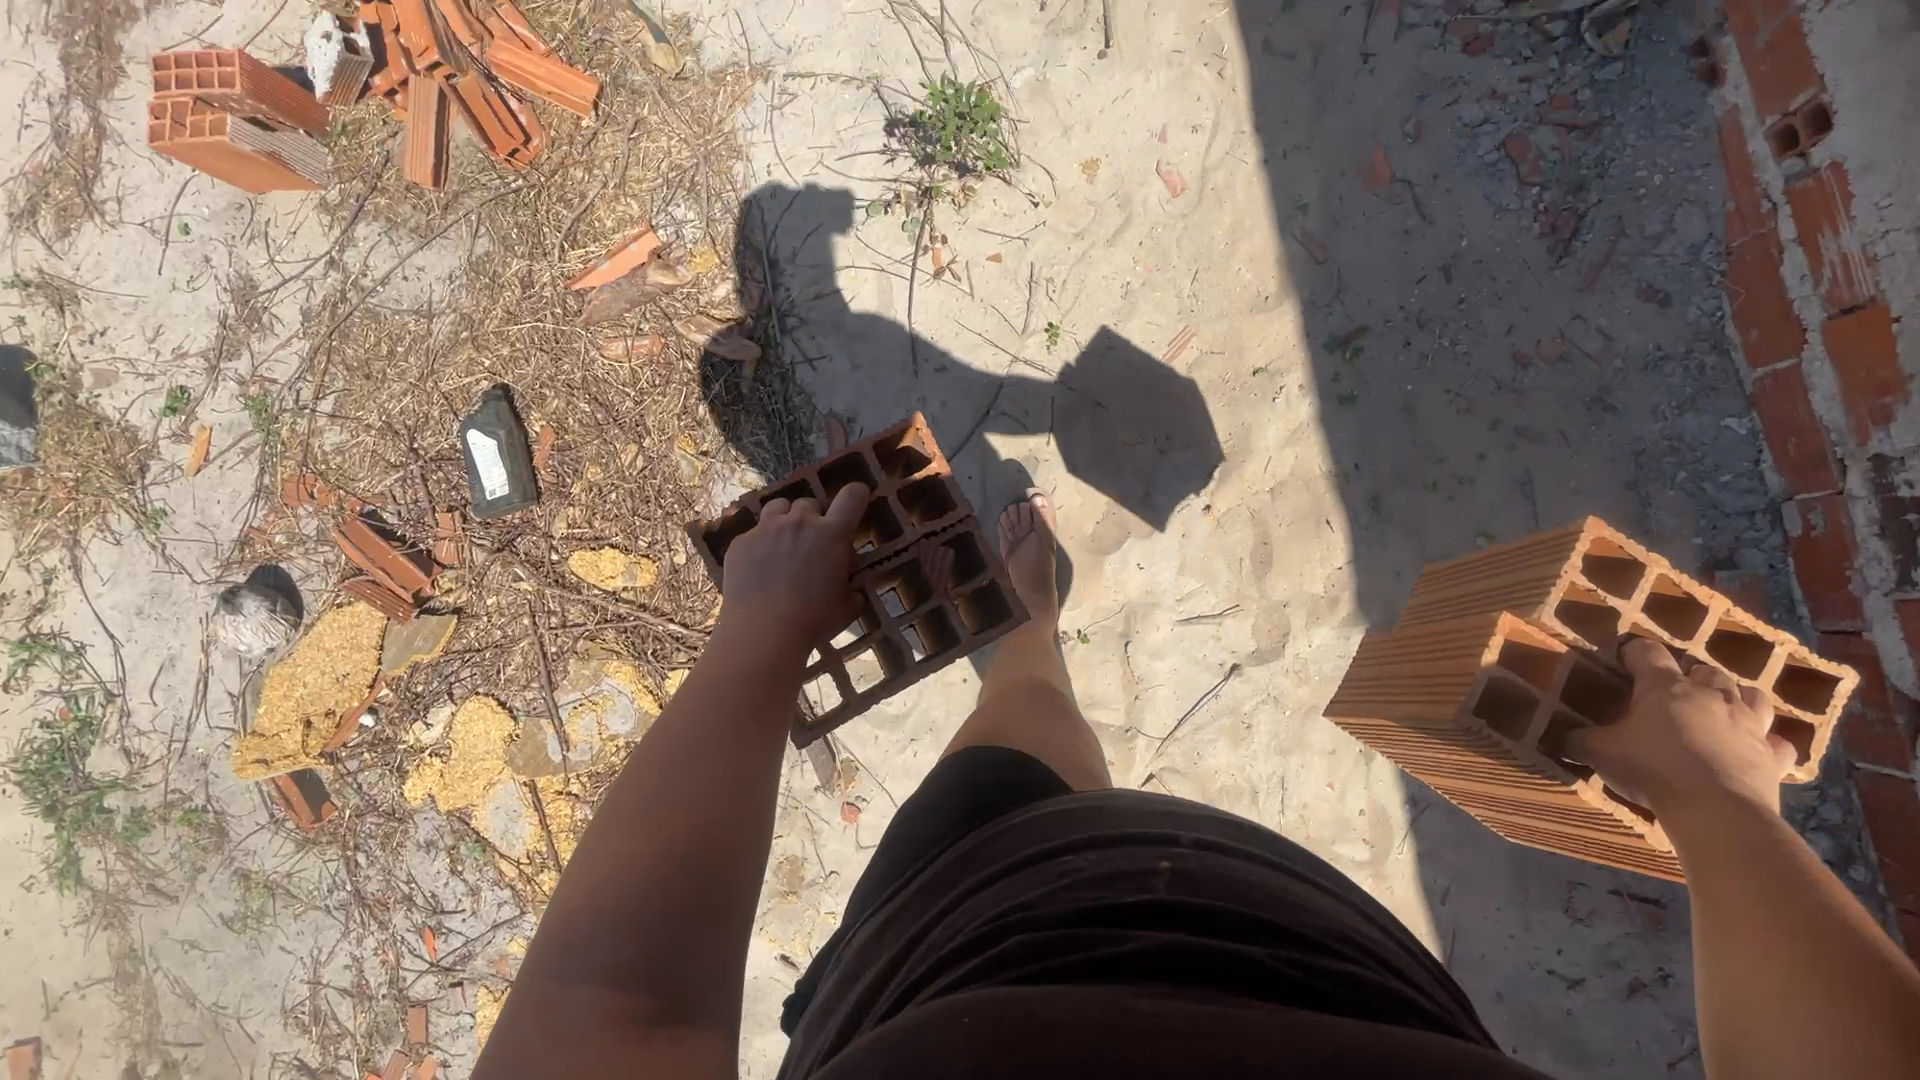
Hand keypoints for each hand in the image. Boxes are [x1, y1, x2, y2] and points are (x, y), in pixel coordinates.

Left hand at [716, 484, 870, 654]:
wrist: (763, 631)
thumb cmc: (813, 620)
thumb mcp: (846, 607)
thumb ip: (851, 590)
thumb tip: (851, 590)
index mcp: (832, 535)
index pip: (851, 497)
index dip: (857, 494)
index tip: (857, 499)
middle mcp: (800, 522)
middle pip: (809, 503)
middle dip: (814, 518)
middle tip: (812, 543)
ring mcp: (767, 529)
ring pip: (778, 507)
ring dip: (785, 519)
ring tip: (784, 543)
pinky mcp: (741, 542)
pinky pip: (754, 533)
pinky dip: (761, 544)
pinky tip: (759, 568)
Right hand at [1567, 638, 1796, 818]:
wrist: (1714, 808)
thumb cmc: (1650, 767)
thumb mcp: (1596, 751)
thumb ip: (1575, 739)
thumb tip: (1553, 735)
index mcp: (1664, 687)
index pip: (1648, 653)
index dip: (1633, 652)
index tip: (1622, 659)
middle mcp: (1711, 697)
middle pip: (1707, 671)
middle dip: (1692, 675)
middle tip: (1674, 691)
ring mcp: (1748, 725)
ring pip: (1753, 696)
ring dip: (1738, 698)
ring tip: (1721, 709)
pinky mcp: (1773, 757)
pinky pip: (1779, 743)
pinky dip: (1769, 742)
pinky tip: (1757, 748)